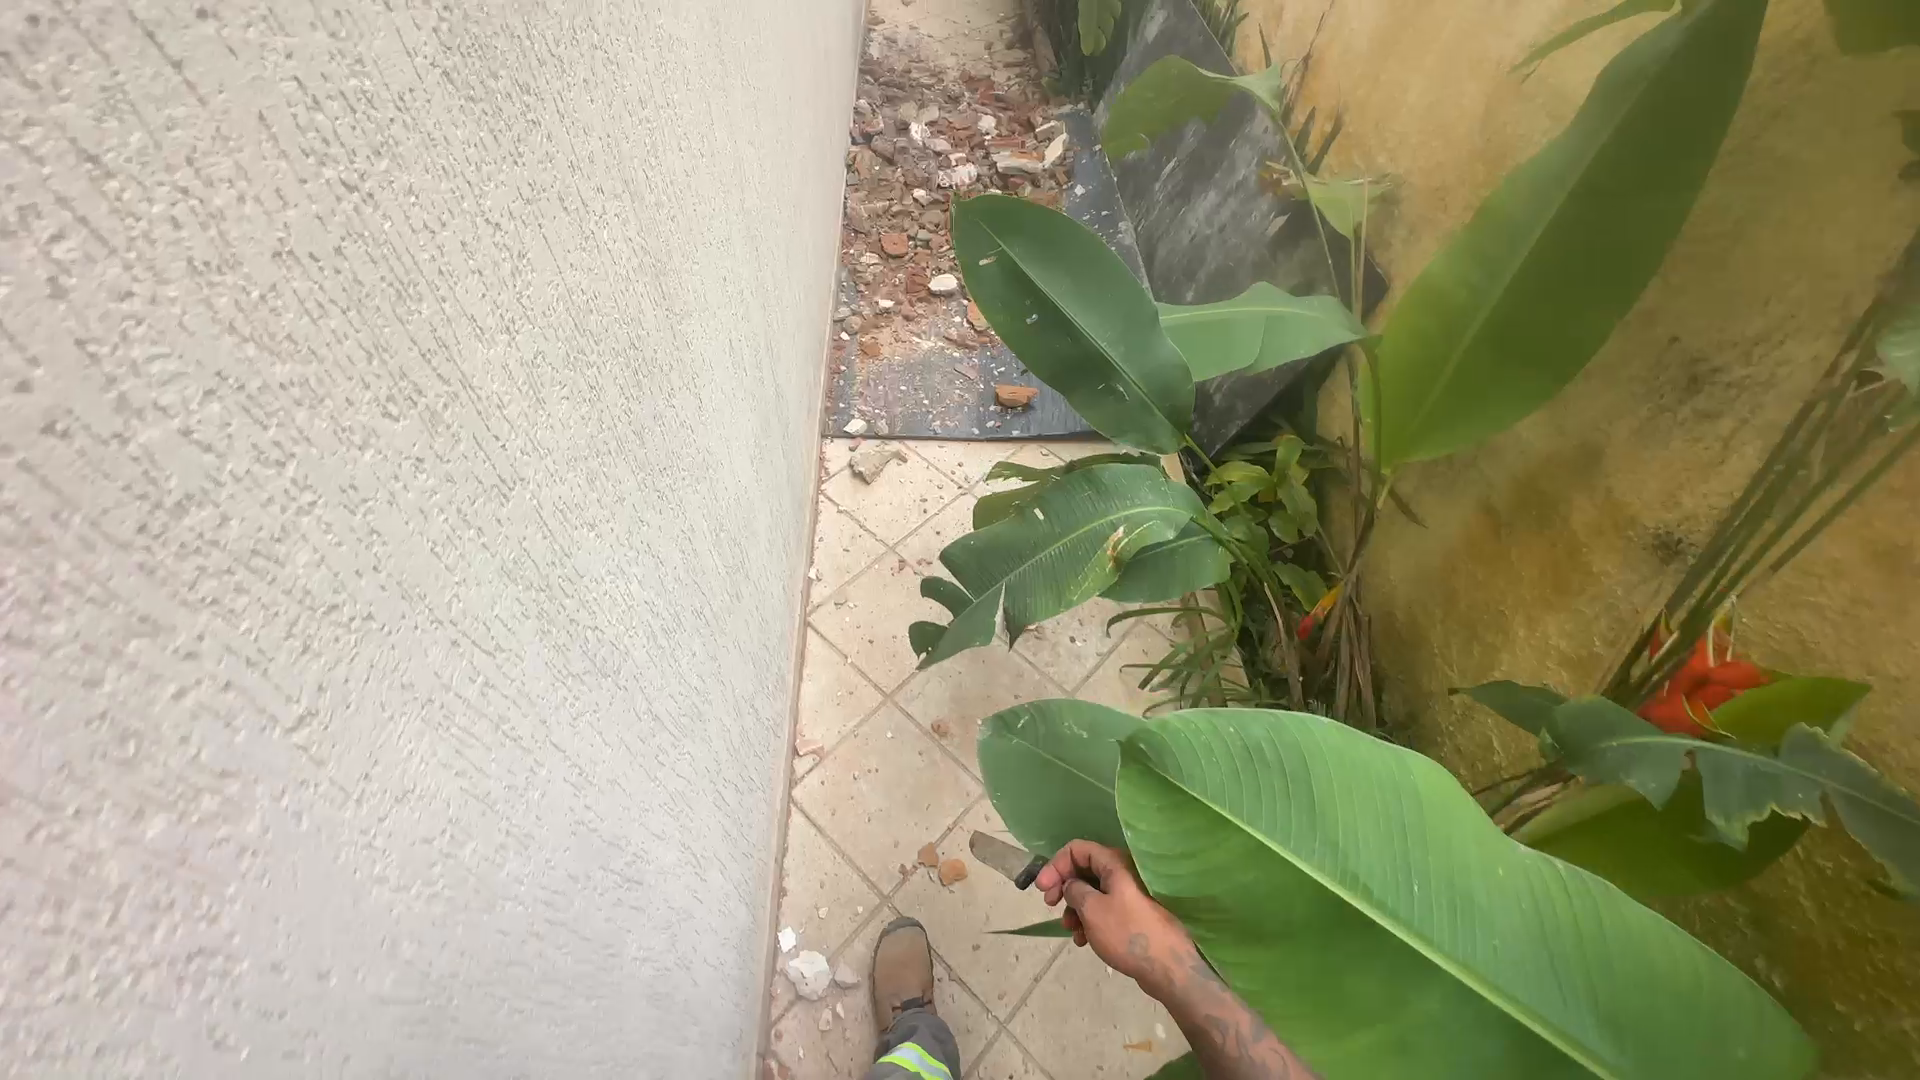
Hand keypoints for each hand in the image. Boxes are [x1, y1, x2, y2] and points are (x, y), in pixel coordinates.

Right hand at [1033, 840, 1195, 999]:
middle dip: (1063, 887)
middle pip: (1083, 870)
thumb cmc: (1127, 932)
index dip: (1056, 865)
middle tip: (1050, 905)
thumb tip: (1070, 885)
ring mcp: (1127, 895)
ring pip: (1091, 892)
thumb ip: (1074, 890)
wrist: (1167, 968)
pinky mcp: (1130, 916)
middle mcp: (1121, 874)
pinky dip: (1089, 921)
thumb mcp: (1092, 909)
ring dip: (1074, 908)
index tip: (1042, 888)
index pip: (1076, 849)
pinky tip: (1083, 941)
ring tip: (1069, 930)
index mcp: (1113, 864)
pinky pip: (1103, 910)